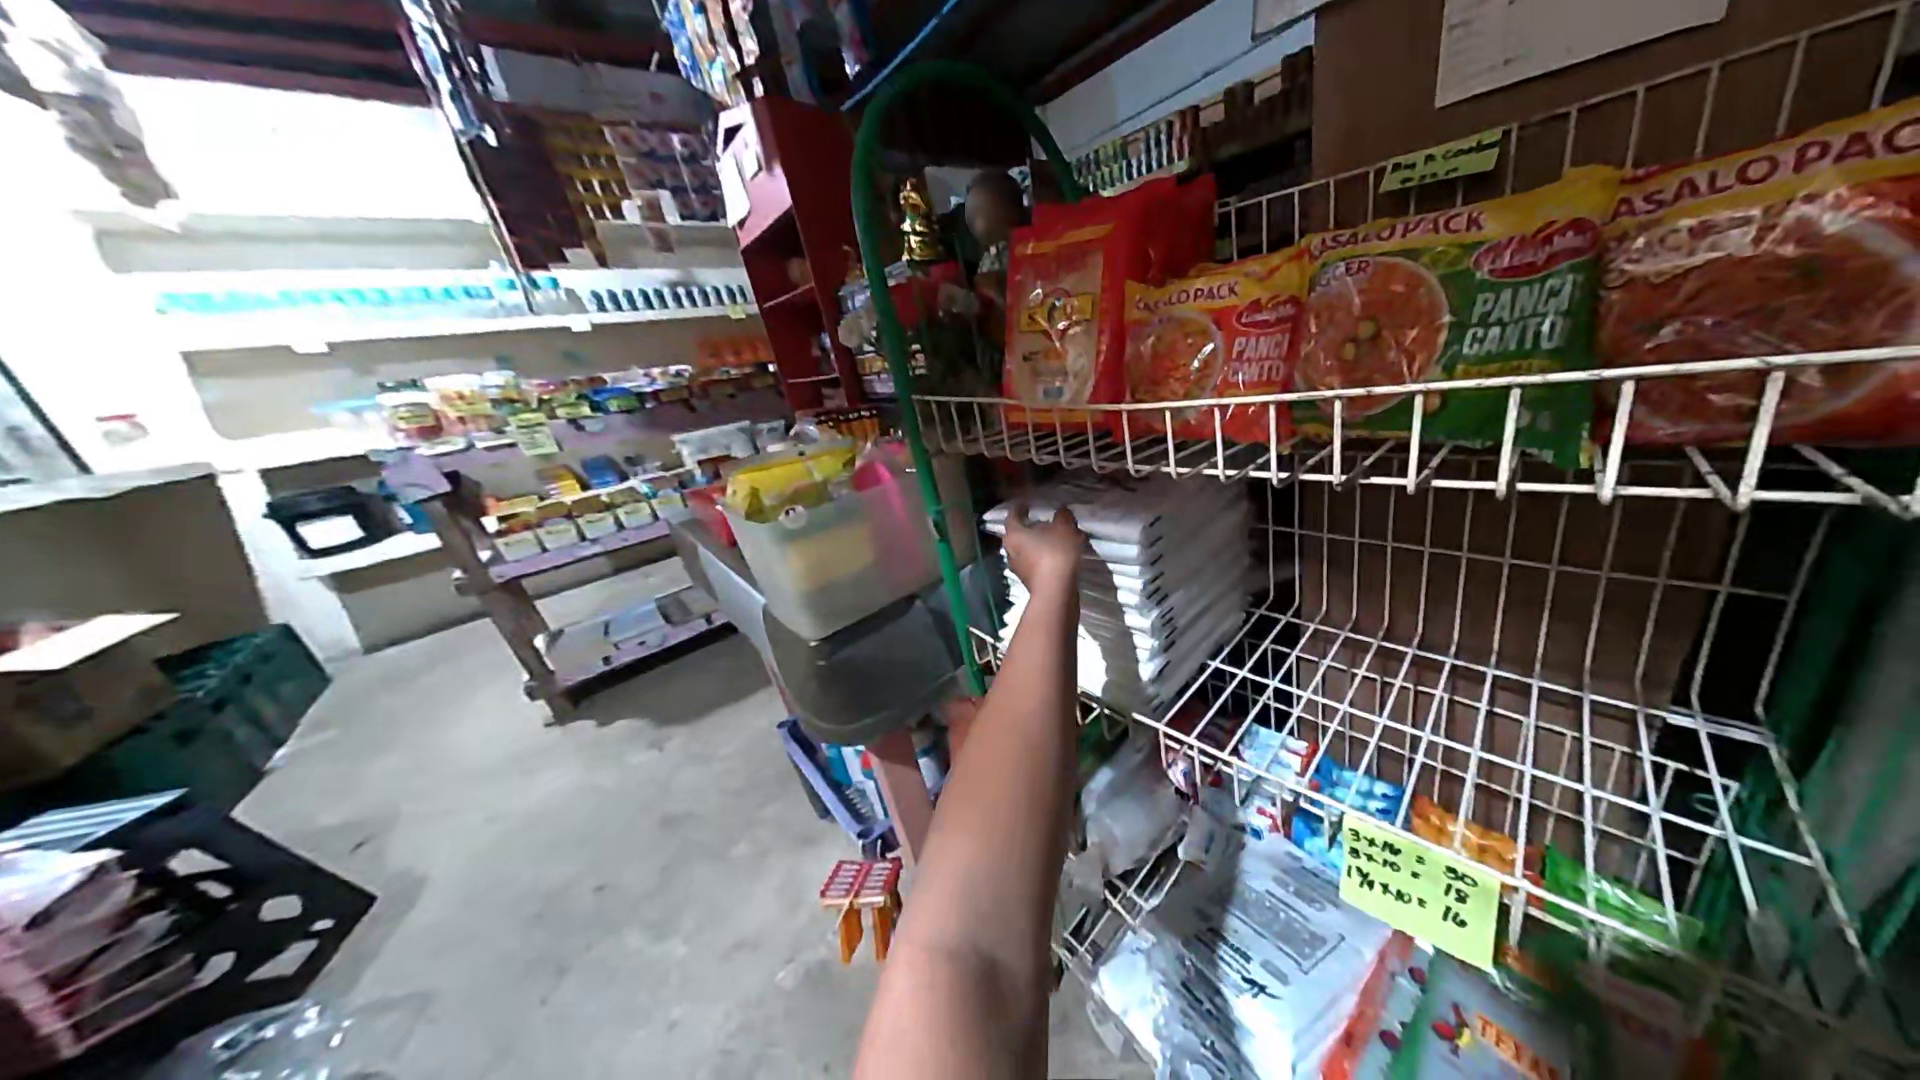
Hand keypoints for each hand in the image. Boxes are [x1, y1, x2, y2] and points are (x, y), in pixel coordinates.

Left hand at [1003, 505, 1083, 590]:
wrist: (1056, 591)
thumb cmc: (1055, 553)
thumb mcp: (1064, 528)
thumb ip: (1062, 516)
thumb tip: (1061, 511)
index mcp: (1014, 534)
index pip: (1013, 516)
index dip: (1019, 508)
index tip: (1026, 504)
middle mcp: (1010, 551)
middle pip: (1019, 535)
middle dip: (1030, 528)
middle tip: (1043, 522)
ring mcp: (1019, 568)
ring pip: (1027, 550)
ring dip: (1038, 544)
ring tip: (1055, 539)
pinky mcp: (1029, 582)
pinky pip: (1036, 563)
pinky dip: (1044, 557)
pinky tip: (1059, 556)